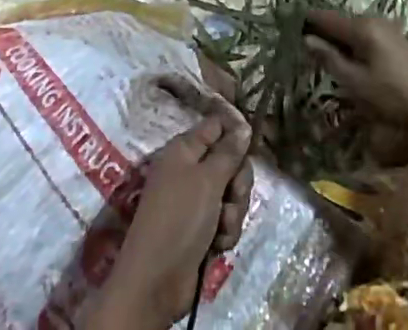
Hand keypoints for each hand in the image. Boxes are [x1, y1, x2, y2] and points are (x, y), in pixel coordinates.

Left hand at [91, 105, 252, 329]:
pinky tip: (218, 244)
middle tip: (233, 196)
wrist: (156, 280)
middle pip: (229, 161)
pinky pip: (226, 219)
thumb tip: (244, 127)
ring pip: (231, 193)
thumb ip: (229, 152)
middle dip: (238, 182)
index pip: (216, 126)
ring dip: (233, 211)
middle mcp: (189, 170)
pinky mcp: (201, 227)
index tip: (251, 145)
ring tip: (222, 227)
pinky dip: (225, 231)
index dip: (235, 132)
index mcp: (184, 150)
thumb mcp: (208, 179)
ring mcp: (195, 200)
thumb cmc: (180, 218)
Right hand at [303, 10, 407, 126]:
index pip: (326, 17)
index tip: (286, 21)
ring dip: (336, 38)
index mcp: (362, 27)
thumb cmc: (390, 96)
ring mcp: (387, 28)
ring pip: (352, 29)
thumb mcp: (354, 82)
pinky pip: (364, 35)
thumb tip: (307, 39)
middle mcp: (374, 20)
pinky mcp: (394, 40)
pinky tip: (344, 58)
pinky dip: (350, 43)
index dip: (306, 19)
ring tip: (318, 52)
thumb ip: (329, 58)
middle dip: (320, 30)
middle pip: (340, 21)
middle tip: (299, 43)